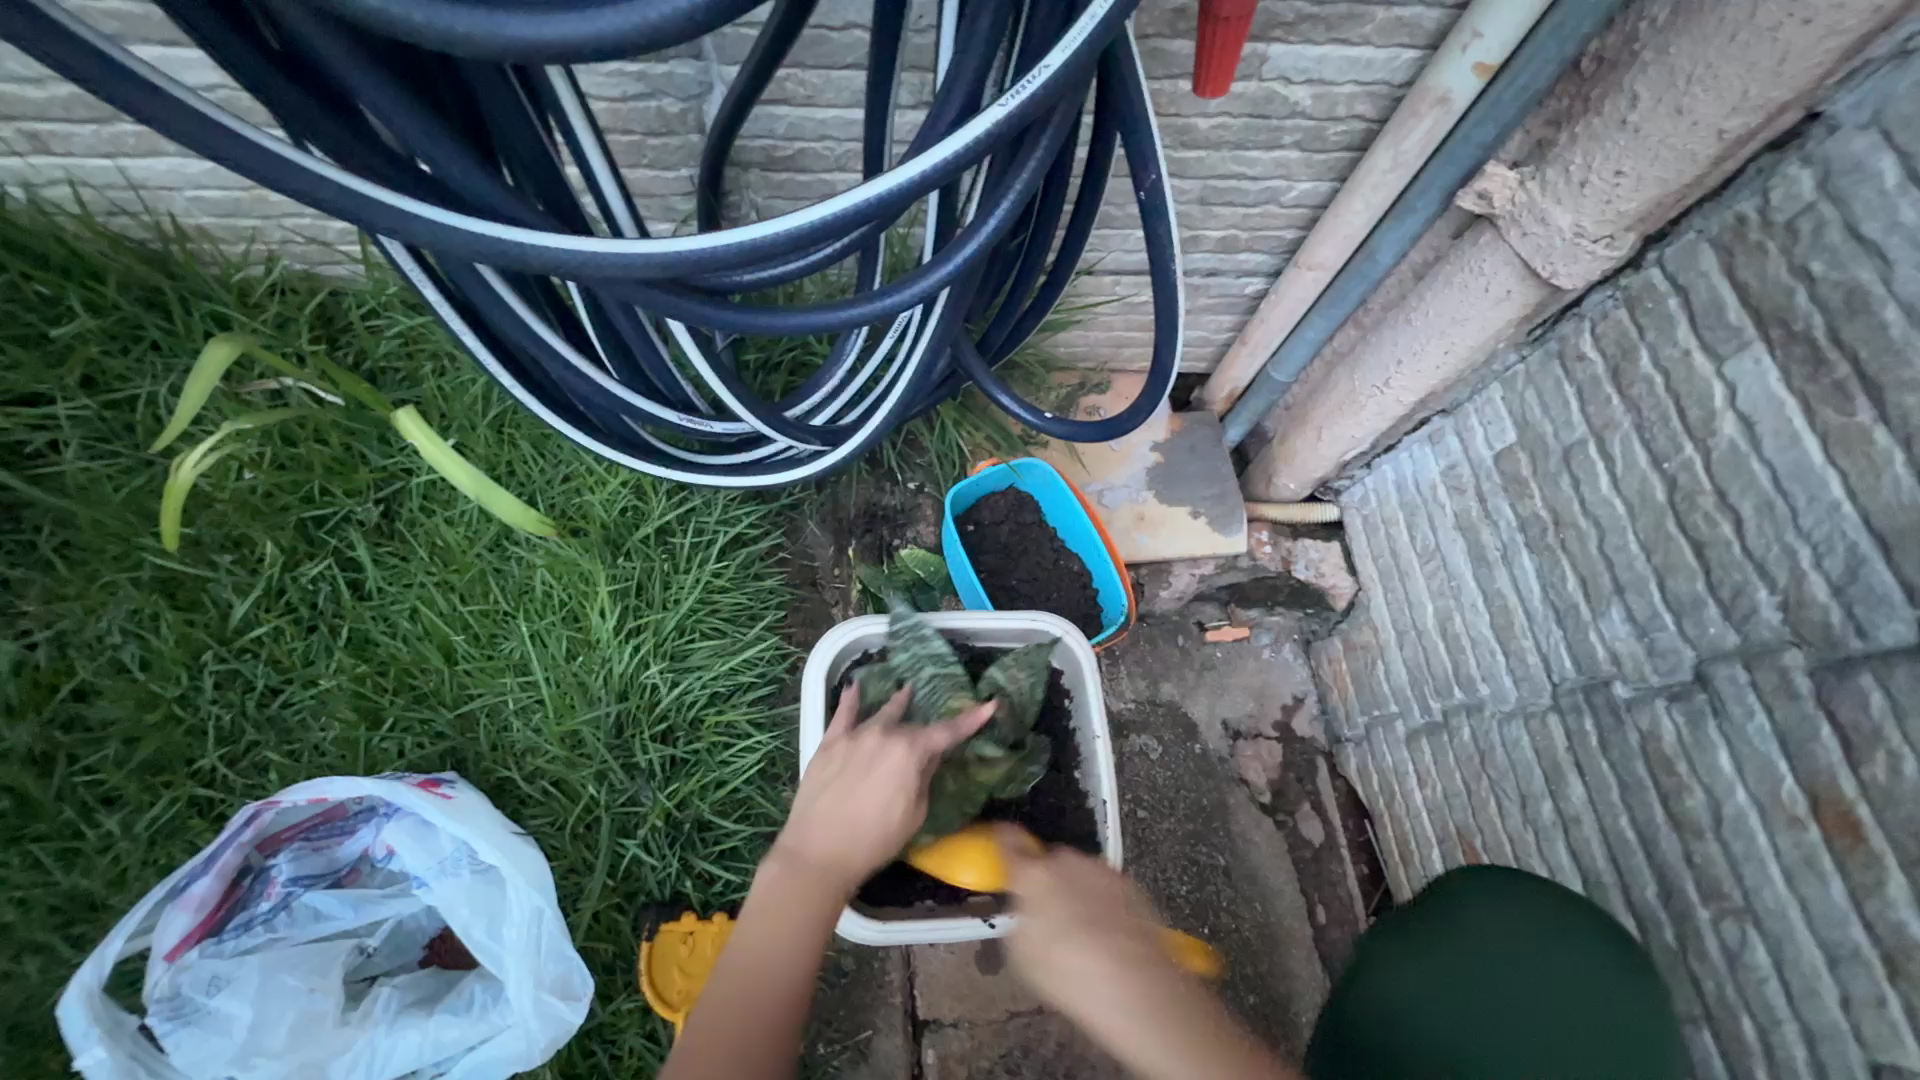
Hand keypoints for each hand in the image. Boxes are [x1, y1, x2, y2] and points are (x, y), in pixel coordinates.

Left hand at [770, 686, 994, 896]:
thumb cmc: (875, 840)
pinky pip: (842, 715)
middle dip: (926, 729)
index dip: (971, 719)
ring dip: (896, 703)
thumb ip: (924, 778)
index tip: (991, 703)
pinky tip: (854, 688)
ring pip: (881, 714)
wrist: (819, 851)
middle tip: (937, 728)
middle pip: (912, 727)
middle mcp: (884, 734)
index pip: (947, 732)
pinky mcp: (829, 744)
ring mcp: (854, 736)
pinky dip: (850, 701)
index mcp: (910, 751)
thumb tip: (929, 756)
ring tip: (906, 690)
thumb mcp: (914, 814)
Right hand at [999, 828, 1299, 1079]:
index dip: (1003, 840)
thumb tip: (1023, 909)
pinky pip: (1106, 888)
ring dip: (1077, 891)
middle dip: (1047, 880)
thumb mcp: (1020, 954)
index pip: (1008, 839)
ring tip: (1083, 932)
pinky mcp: (1131, 884)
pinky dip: (1103, 902)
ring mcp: (1102, 870)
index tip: (1000, 842)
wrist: (1135, 984)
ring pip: (1081, 873)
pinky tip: (1108, 936)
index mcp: (1032, 874)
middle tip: (1048, 915)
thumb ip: (1017, 917)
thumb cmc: (1068, 972)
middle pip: (1050, 861)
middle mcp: (1067, 861)